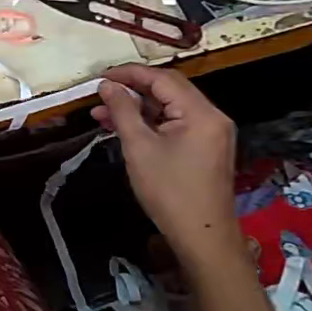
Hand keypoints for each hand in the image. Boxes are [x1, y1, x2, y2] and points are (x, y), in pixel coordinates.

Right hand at [92, 64, 239, 254]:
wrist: (201, 236)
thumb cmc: (169, 192)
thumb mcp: (139, 148)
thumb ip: (122, 111)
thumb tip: (107, 86)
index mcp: (201, 113)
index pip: (162, 79)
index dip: (129, 74)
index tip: (101, 77)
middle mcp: (212, 116)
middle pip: (168, 90)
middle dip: (132, 90)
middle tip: (100, 93)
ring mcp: (211, 132)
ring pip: (169, 108)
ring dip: (138, 108)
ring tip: (102, 114)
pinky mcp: (205, 147)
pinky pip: (175, 124)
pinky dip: (150, 123)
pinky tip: (125, 127)